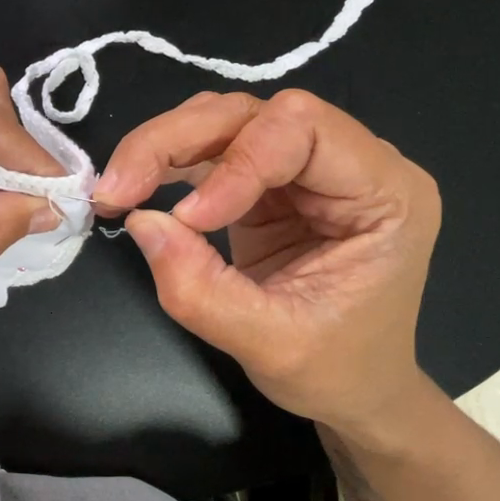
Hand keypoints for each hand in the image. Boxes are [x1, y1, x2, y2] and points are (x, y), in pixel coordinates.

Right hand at [92, 89, 440, 432]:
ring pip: (219, 119)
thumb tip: (139, 221)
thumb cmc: (336, 370)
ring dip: (160, 147)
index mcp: (384, 193)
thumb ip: (202, 289)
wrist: (353, 388)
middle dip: (174, 141)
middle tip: (115, 190)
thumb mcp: (270, 346)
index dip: (238, 161)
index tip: (191, 219)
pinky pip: (207, 147)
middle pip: (249, 113)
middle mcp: (348, 162)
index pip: (302, 128)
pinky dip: (162, 162)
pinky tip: (132, 189)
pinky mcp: (264, 179)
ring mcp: (302, 167)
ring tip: (116, 191)